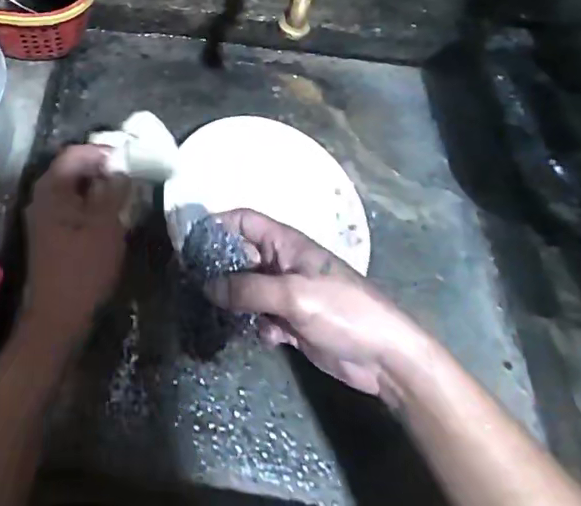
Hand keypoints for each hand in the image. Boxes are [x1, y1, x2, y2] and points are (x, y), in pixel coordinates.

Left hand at [20, 144, 130, 345]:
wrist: (57, 316)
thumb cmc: (83, 267)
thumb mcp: (105, 225)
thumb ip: (113, 190)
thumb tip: (119, 166)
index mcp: (50, 187)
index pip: (75, 153)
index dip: (102, 151)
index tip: (130, 157)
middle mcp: (41, 196)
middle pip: (72, 169)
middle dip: (101, 169)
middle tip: (131, 174)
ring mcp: (42, 216)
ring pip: (72, 190)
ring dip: (97, 189)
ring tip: (126, 195)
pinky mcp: (49, 234)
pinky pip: (70, 208)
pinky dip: (90, 206)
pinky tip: (110, 217)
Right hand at [202, 209, 430, 401]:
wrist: (389, 360)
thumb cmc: (344, 311)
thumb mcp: (292, 296)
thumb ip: (246, 289)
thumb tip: (207, 287)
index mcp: (286, 243)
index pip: (244, 220)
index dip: (217, 224)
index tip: (191, 241)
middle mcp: (283, 263)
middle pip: (240, 254)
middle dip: (219, 267)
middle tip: (195, 281)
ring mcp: (288, 292)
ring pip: (246, 288)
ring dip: (235, 301)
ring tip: (220, 313)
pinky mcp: (293, 322)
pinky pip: (261, 316)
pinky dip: (257, 325)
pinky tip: (265, 337)